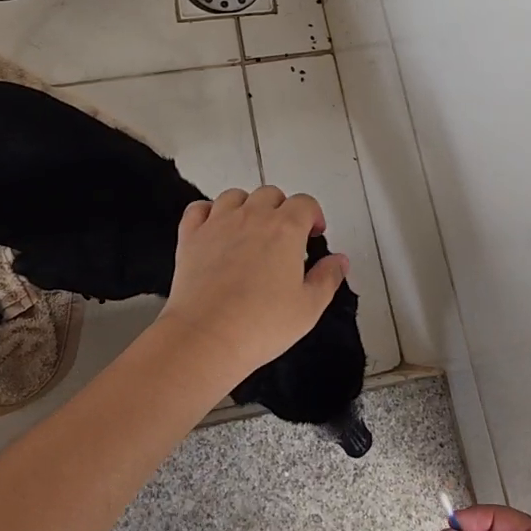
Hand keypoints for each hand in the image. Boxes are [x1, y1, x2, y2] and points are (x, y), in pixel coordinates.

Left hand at [157, 186, 348, 375]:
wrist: (206, 337)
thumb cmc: (260, 324)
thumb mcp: (308, 308)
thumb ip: (328, 278)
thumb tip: (339, 261)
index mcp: (285, 229)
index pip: (304, 203)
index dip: (313, 215)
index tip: (314, 233)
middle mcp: (251, 216)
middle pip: (270, 193)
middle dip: (281, 208)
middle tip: (284, 235)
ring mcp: (217, 223)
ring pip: (235, 196)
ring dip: (247, 206)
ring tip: (250, 230)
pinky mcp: (191, 236)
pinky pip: (198, 209)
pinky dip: (208, 213)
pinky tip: (214, 229)